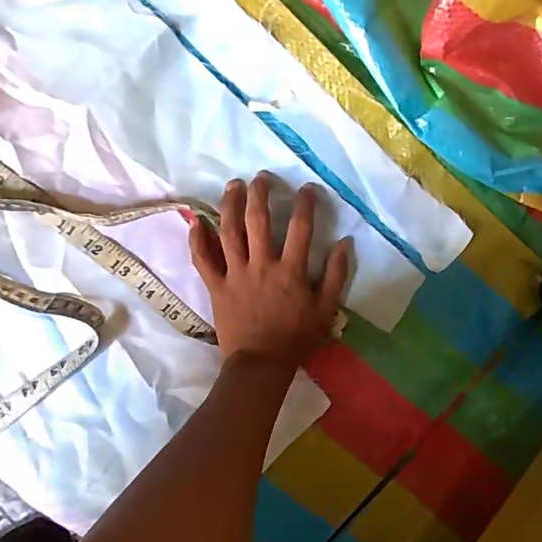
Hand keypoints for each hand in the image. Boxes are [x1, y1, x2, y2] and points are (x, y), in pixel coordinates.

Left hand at [188, 173, 352, 367]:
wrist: (261, 364)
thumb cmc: (296, 337)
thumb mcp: (326, 309)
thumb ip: (336, 274)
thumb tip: (345, 242)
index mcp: (291, 270)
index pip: (301, 227)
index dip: (305, 203)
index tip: (307, 189)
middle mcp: (262, 265)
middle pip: (259, 220)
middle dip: (260, 193)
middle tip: (262, 177)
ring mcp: (236, 274)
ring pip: (229, 231)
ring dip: (230, 204)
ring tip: (233, 185)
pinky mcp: (216, 286)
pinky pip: (203, 259)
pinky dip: (198, 239)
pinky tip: (196, 220)